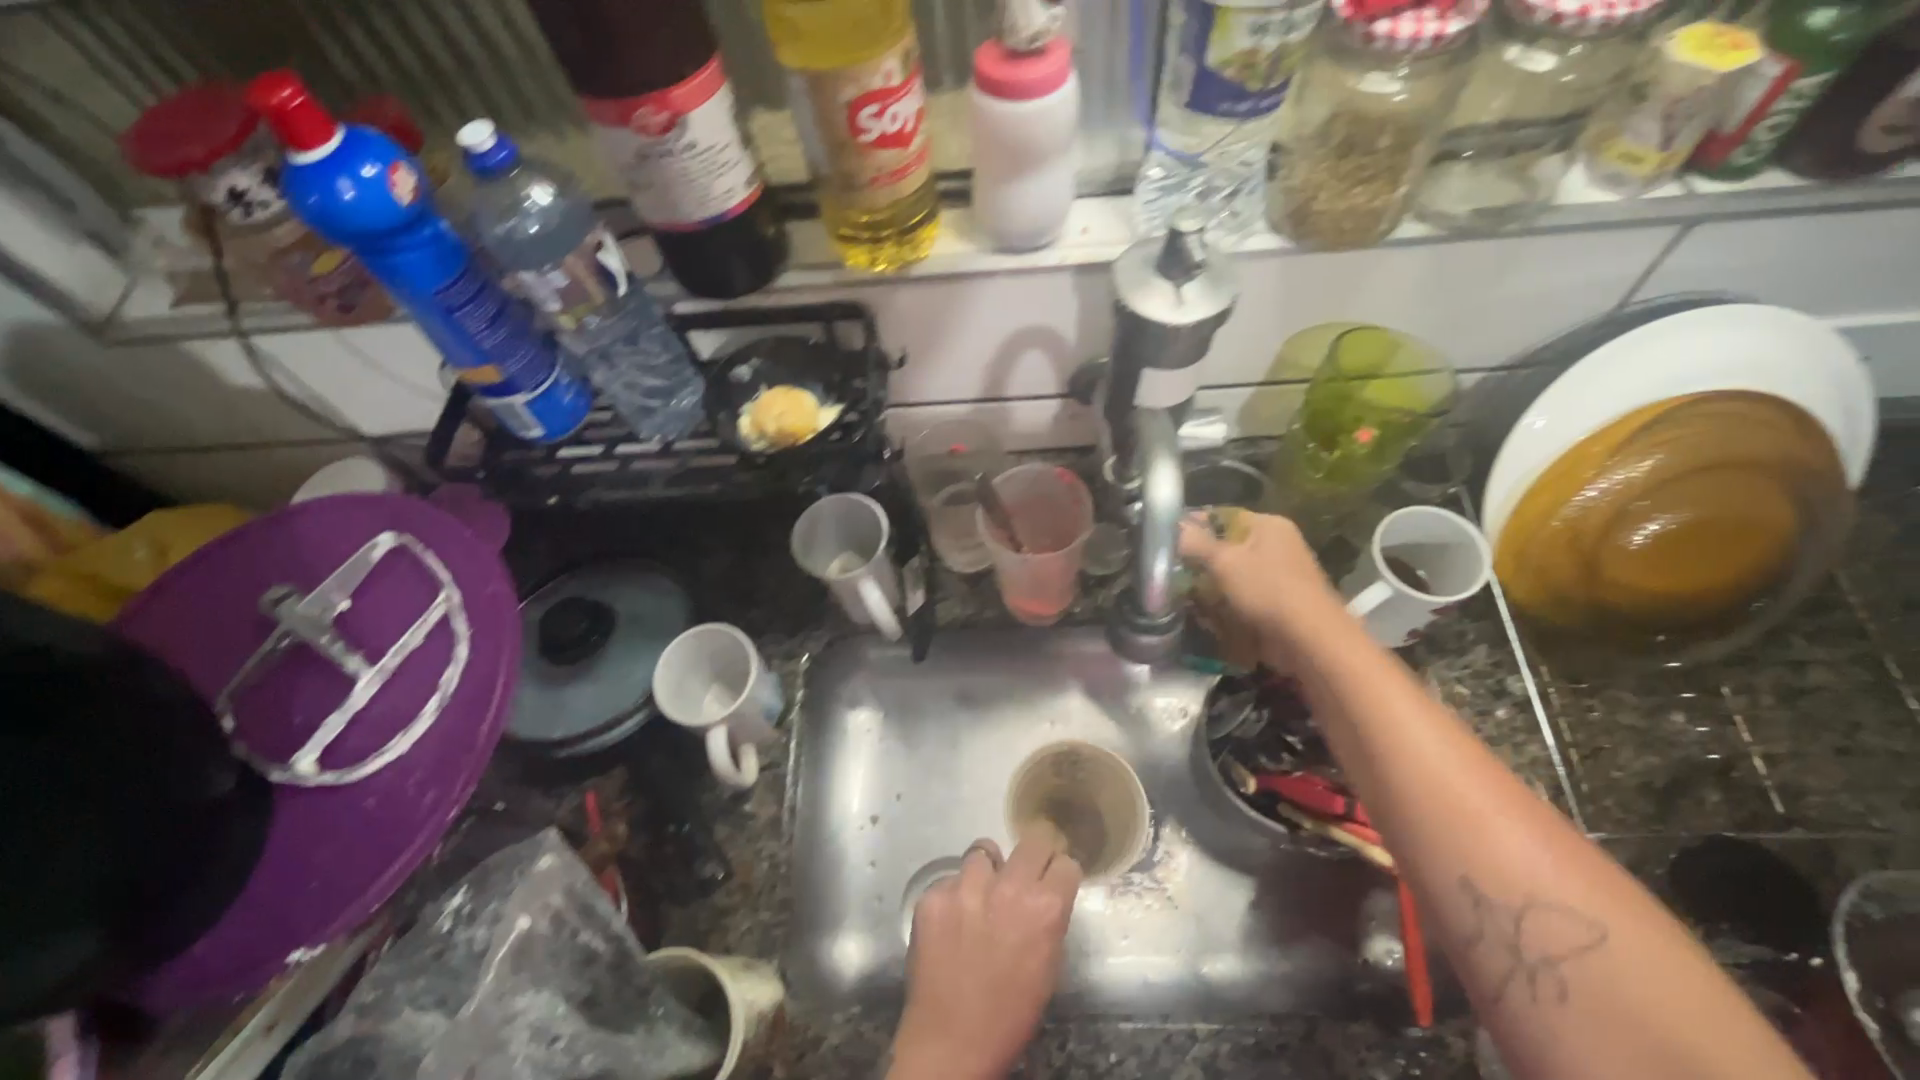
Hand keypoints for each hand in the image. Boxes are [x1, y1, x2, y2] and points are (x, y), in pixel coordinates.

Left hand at [888, 838, 1082, 1079]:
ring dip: (988, 870)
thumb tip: (1044, 894)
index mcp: (1046, 908)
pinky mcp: (932, 896)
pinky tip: (953, 921)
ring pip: (984, 850)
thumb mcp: (1048, 966)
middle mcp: (1008, 888)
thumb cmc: (1010, 1013)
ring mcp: (966, 888)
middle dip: (1034, 854)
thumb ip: (1048, 920)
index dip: (1060, 873)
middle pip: (1033, 840)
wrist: (951, 1041)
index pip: (1065, 863)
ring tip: (981, 897)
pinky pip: (950, 879)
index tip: (1053, 880)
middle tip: (1025, 872)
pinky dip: (955, 893)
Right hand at [1179, 509, 1352, 665]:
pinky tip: (1202, 612)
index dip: (1191, 525)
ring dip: (1208, 583)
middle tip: (1168, 570)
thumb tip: (1172, 527)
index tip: (1163, 540)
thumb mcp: (1225, 562)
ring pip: (1231, 572)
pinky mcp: (1275, 601)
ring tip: (1179, 593)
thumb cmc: (1267, 590)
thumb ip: (1196, 543)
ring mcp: (1278, 574)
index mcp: (1267, 525)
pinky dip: (1223, 601)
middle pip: (1226, 545)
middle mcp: (1275, 544)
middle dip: (1198, 559)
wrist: (1309, 639)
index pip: (1221, 515)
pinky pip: (1241, 594)